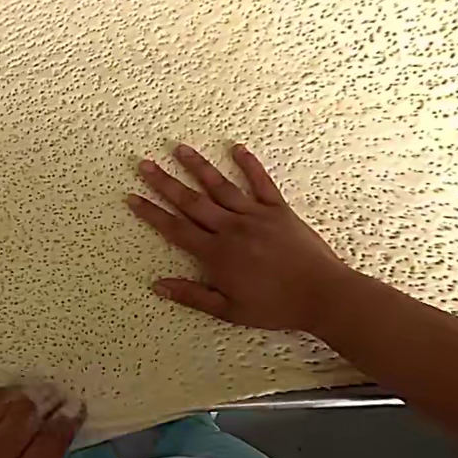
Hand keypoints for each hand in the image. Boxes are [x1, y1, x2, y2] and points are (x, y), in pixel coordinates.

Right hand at [126, 143, 358, 332]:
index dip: (151, 213)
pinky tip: (237, 148)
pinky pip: (262, 183)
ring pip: (220, 187)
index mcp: (216, 253)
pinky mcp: (279, 211)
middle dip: (164, 182)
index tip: (132, 198)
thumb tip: (157, 286)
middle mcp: (231, 229)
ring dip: (198, 167)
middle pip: (191, 201)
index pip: (175, 228)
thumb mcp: (228, 310)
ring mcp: (255, 216)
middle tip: (145, 164)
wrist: (325, 296)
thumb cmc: (275, 306)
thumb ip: (191, 296)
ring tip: (179, 148)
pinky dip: (250, 165)